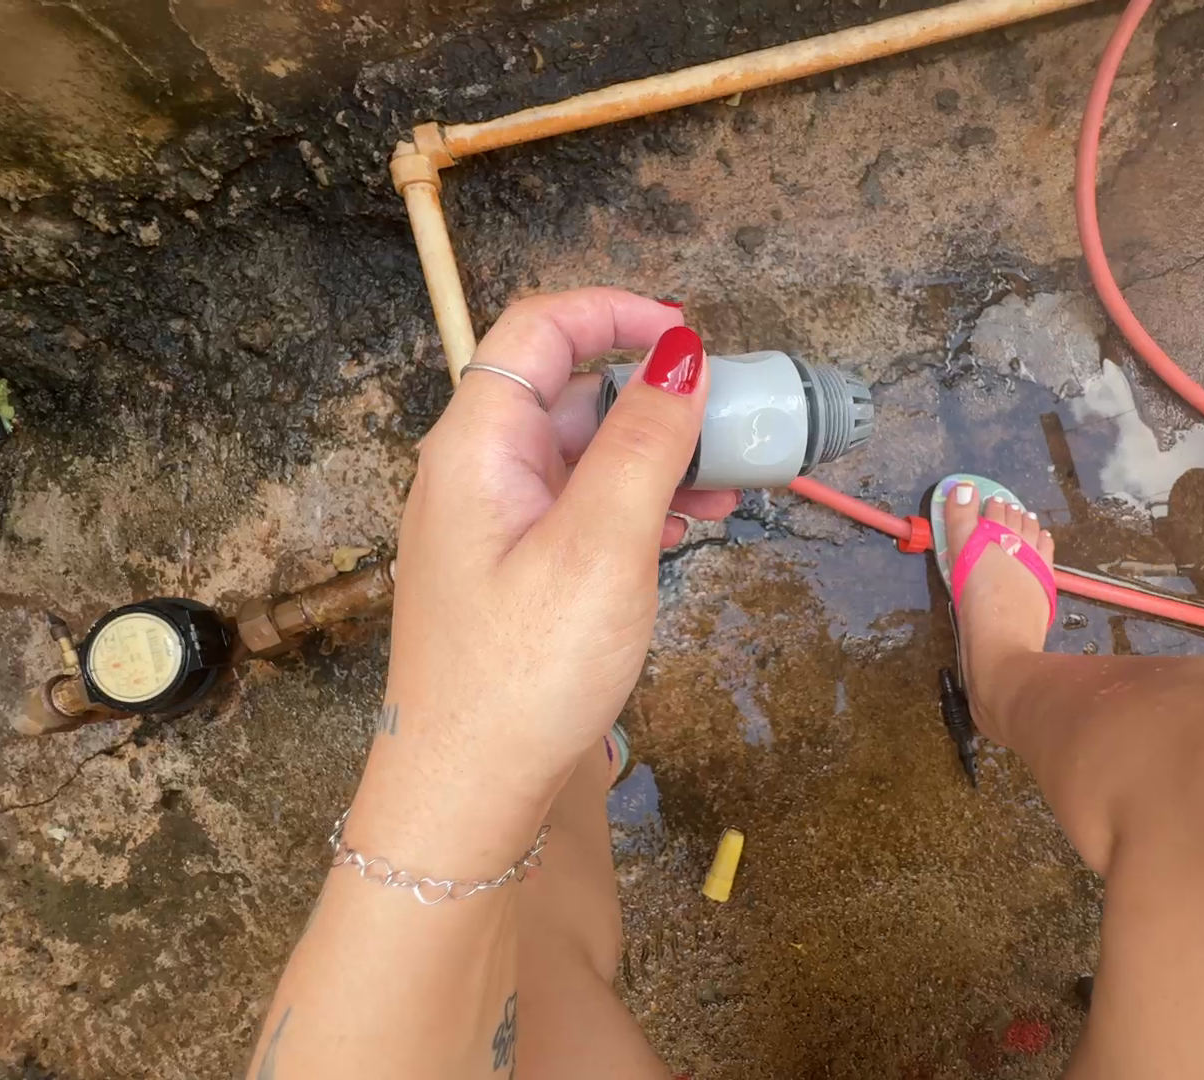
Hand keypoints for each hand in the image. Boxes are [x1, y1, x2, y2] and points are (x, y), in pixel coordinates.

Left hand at [347, 289, 734, 867]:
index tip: (693, 336)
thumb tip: (683, 351)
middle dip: (657, 399)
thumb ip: (643, 440)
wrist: (472, 792)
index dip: (616, 312)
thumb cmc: (529, 667)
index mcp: (481, 443)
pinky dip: (638, 504)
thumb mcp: (600, 544)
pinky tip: (680, 528)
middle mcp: (483, 471)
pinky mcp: (523, 568)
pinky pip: (587, 508)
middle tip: (731, 430)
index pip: (540, 330)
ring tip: (724, 488)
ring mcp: (501, 523)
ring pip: (589, 456)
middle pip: (573, 394)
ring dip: (658, 457)